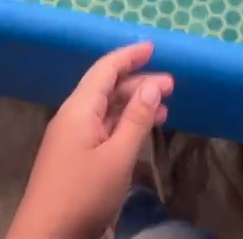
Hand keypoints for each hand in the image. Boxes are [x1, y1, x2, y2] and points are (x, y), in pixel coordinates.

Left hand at [7, 42, 173, 238]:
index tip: (153, 48)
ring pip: (105, 110)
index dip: (130, 56)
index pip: (106, 69)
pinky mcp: (71, 159)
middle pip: (107, 88)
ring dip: (133, 106)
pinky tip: (139, 133)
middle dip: (139, 83)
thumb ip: (136, 119)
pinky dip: (122, 125)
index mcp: (79, 109)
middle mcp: (72, 117)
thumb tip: (153, 84)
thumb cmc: (82, 195)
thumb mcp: (118, 157)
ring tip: (164, 110)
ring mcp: (70, 139)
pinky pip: (100, 129)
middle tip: (171, 86)